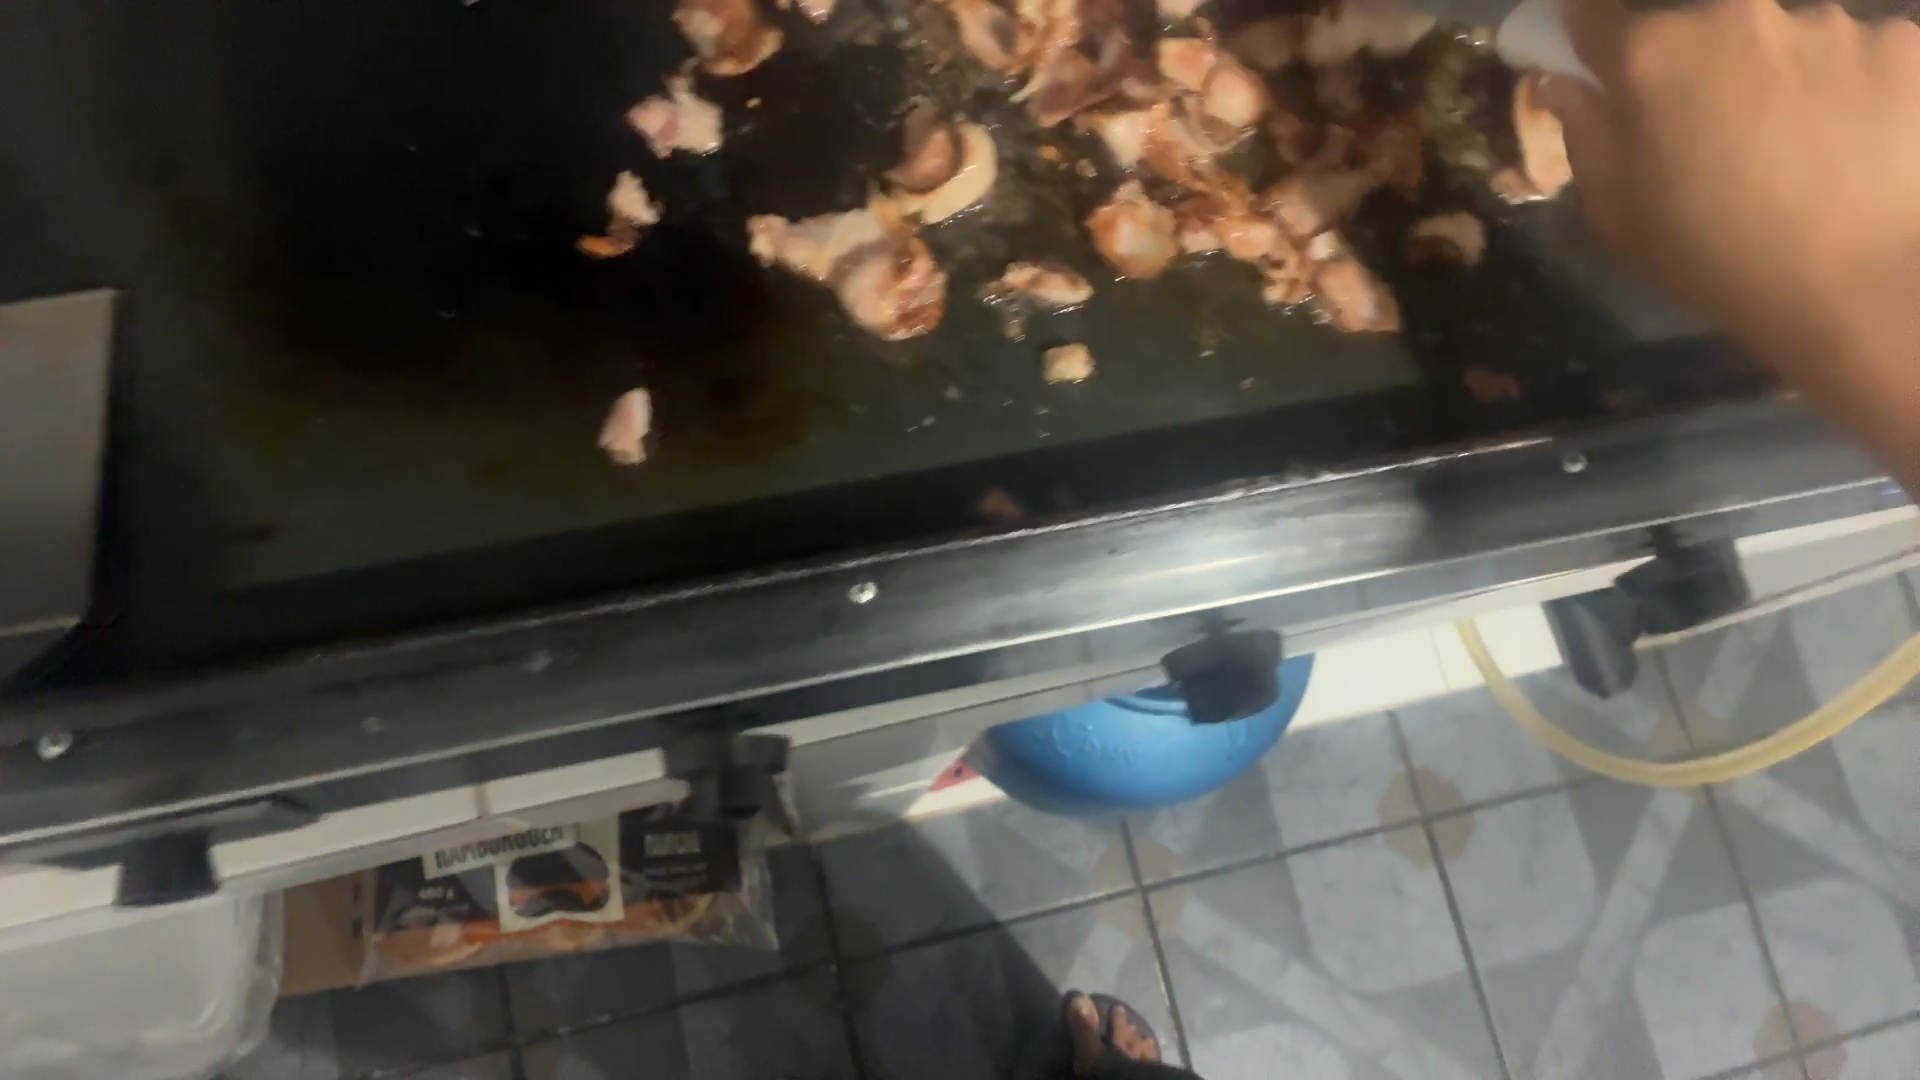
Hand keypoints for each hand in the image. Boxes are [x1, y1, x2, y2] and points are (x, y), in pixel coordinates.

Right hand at [1540, 0, 1919, 477]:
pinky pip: (1839, 52)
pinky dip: (1821, 86)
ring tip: (1762, 145)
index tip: (1572, 48)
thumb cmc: (1700, 247)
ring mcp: (1832, 22)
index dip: (1577, 27)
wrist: (1851, 273)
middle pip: (1691, 23)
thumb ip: (1585, 130)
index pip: (1596, 12)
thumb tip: (1569, 84)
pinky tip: (1823, 143)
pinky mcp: (1904, 40)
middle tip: (1679, 124)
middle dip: (1675, 63)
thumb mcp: (1611, 205)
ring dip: (1751, 75)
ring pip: (1767, 38)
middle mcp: (1741, 16)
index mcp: (1656, 56)